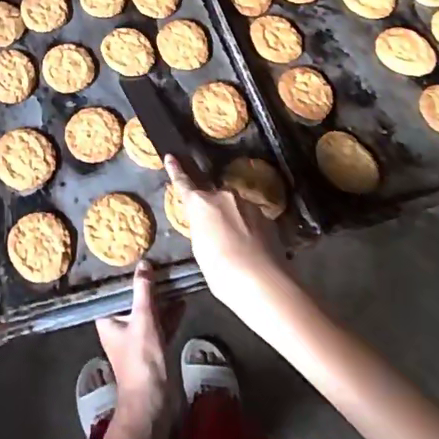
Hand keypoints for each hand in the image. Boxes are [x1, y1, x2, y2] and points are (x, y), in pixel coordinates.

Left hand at [94, 260, 182, 424]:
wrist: (152, 403)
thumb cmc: (142, 359)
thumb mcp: (144, 319)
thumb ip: (144, 291)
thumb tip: (143, 263)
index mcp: (107, 317)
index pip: (114, 289)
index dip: (126, 274)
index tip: (137, 256)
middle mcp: (117, 325)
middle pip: (132, 299)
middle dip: (147, 285)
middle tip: (160, 263)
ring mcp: (135, 337)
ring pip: (148, 311)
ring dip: (160, 298)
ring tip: (174, 277)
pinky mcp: (150, 348)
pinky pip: (159, 325)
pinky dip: (168, 314)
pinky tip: (182, 300)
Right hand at [169, 155, 287, 309]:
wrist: (262, 282)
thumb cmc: (220, 270)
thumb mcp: (200, 249)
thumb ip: (202, 229)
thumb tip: (210, 226)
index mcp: (201, 203)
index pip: (184, 183)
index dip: (176, 170)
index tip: (171, 157)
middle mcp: (224, 197)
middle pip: (213, 197)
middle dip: (212, 209)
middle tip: (213, 231)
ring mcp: (248, 205)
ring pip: (235, 208)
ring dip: (232, 219)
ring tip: (235, 244)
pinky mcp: (268, 218)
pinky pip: (251, 219)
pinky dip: (248, 229)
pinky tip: (251, 248)